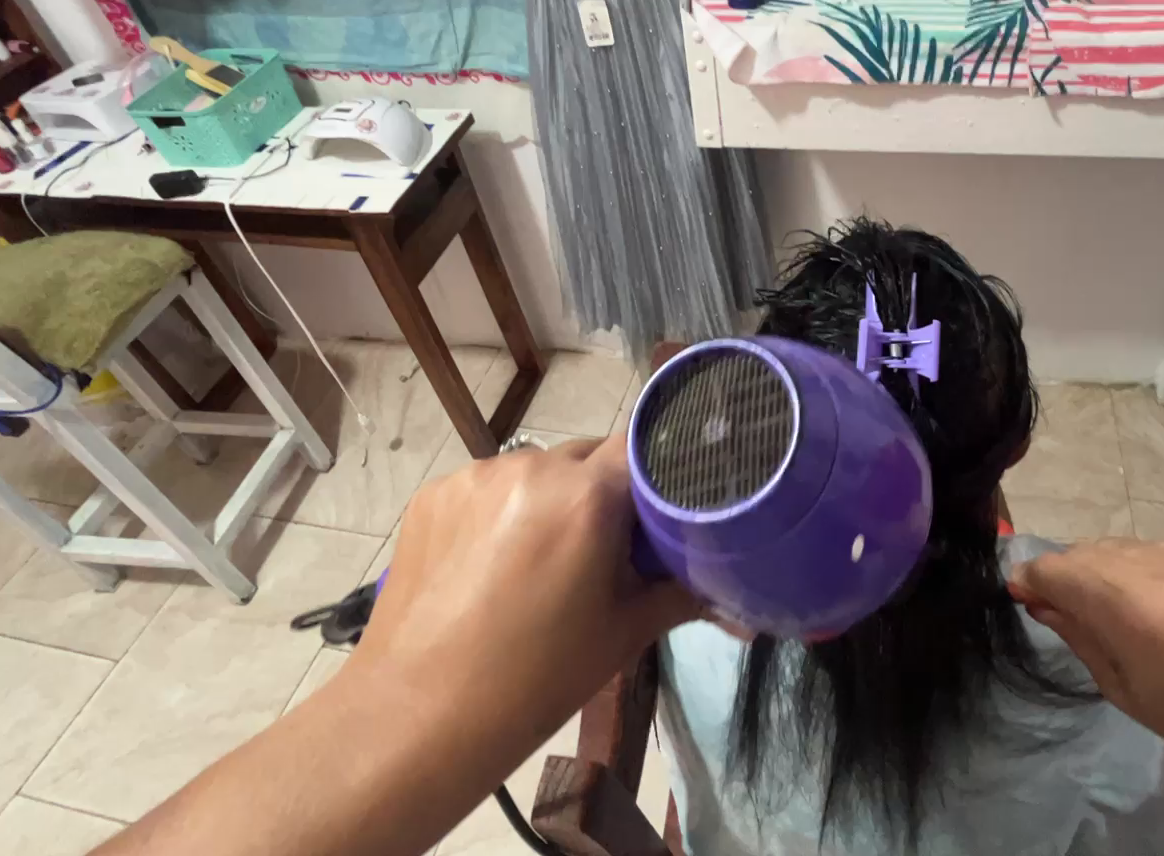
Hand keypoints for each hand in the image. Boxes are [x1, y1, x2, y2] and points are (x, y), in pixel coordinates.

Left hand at [350, 434, 699, 728]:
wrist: (416, 717)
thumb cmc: (537, 679)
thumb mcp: (624, 633)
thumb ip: (684, 596)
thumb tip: (747, 607)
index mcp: (586, 497)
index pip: (642, 446)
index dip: (657, 469)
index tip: (661, 506)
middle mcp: (533, 467)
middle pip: (589, 456)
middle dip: (603, 490)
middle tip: (603, 546)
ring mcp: (476, 476)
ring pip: (538, 469)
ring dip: (552, 497)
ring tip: (540, 557)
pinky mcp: (435, 492)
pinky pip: (491, 484)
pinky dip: (503, 508)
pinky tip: (490, 559)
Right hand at [1009, 539, 1163, 783]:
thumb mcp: (1120, 687)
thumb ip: (1075, 633)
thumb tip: (1037, 599)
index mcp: (1134, 610)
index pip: (1058, 569)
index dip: (1032, 578)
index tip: (1023, 593)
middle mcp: (1160, 570)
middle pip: (1085, 551)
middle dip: (1066, 573)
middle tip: (1064, 602)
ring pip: (1119, 545)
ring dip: (1103, 568)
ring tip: (1114, 602)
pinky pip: (1156, 549)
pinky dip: (1141, 567)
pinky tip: (1155, 599)